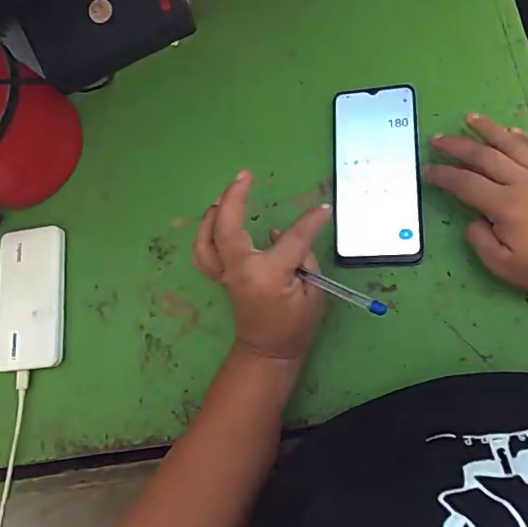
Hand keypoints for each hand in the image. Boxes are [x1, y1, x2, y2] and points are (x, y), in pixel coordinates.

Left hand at [191, 168, 332, 361]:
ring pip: (206, 239)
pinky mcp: (221, 278)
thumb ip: (300, 257)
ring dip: (213, 214)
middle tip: (245, 175)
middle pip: (228, 227)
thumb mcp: (313, 292)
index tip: (323, 208)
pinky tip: (216, 220)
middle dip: (234, 197)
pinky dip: (206, 234)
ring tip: (226, 196)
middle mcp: (241, 271)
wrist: (269, 351)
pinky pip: (204, 253)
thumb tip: (278, 233)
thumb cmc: (296, 324)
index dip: (310, 221)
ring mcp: (226, 275)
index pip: (291, 237)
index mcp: (268, 275)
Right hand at [424, 113, 527, 302]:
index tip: (428, 171)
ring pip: (511, 144)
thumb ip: (479, 240)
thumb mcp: (502, 266)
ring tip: (470, 118)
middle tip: (437, 139)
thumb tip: (473, 219)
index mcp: (505, 205)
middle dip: (457, 146)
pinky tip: (511, 130)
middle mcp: (523, 182)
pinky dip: (522, 136)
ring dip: (488, 129)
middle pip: (484, 155)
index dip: (443, 176)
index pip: (465, 183)